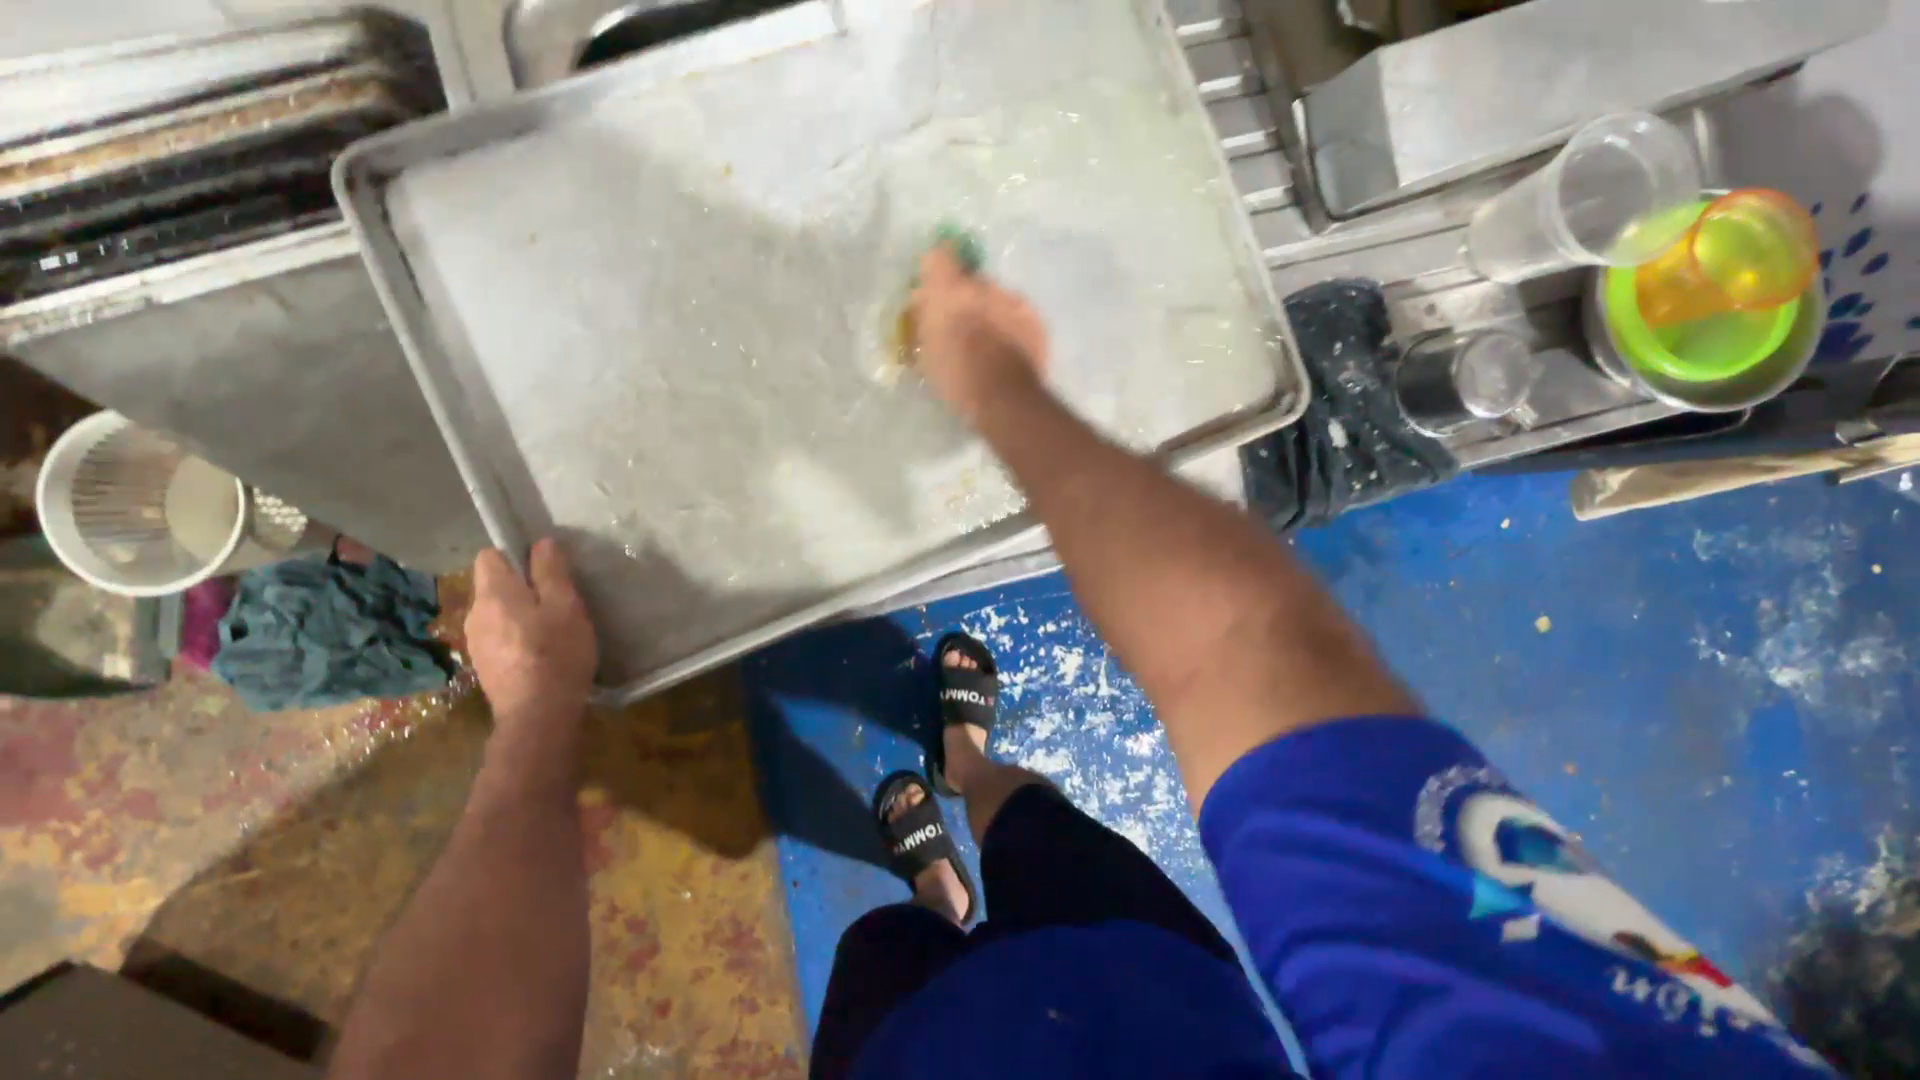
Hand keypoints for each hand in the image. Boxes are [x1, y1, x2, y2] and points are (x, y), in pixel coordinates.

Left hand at [465, 539, 597, 732]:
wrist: (537, 715)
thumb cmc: (556, 653)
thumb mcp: (565, 606)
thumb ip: (551, 572)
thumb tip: (541, 543)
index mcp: (493, 594)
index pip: (489, 555)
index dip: (516, 556)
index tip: (544, 571)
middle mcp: (474, 613)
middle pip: (493, 585)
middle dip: (520, 587)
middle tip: (556, 603)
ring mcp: (474, 642)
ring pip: (496, 613)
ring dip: (518, 614)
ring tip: (550, 630)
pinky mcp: (483, 665)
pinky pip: (497, 636)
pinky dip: (514, 638)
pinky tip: (538, 654)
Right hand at [909, 247, 1048, 419]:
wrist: (1004, 397)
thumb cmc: (955, 375)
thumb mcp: (925, 350)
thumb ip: (925, 319)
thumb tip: (925, 301)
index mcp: (949, 289)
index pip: (941, 254)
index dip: (937, 266)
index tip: (934, 282)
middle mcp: (985, 284)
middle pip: (973, 281)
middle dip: (966, 298)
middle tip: (961, 325)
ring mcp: (1015, 300)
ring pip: (998, 298)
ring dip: (991, 312)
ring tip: (987, 342)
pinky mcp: (1036, 321)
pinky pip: (1019, 316)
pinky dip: (1012, 327)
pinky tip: (1007, 349)